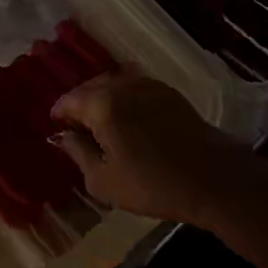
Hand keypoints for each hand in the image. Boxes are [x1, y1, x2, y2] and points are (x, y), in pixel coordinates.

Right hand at [50, 72, 267, 228]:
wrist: (211, 178)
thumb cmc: (151, 185)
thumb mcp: (103, 180)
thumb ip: (78, 153)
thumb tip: (64, 136)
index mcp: (103, 105)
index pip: (70, 100)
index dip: (59, 113)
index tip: (56, 127)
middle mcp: (125, 86)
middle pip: (93, 86)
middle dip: (81, 103)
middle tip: (77, 126)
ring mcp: (151, 86)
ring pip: (116, 82)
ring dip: (104, 97)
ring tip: (102, 121)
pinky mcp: (171, 93)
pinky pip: (137, 87)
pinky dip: (125, 97)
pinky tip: (129, 118)